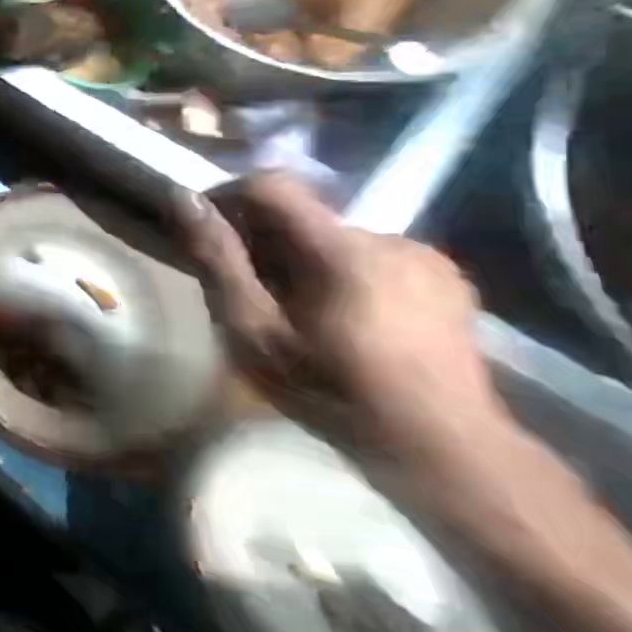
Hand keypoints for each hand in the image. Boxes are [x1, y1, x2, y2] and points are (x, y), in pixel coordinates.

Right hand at [177, 173, 501, 458]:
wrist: (442, 446)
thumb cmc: (329, 388)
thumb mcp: (250, 328)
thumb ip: (217, 259)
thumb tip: (183, 197)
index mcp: (342, 248)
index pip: (271, 185)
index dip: (227, 197)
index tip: (205, 233)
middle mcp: (389, 238)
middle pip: (302, 216)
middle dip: (264, 241)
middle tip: (246, 289)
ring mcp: (426, 258)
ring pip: (335, 238)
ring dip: (304, 259)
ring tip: (295, 309)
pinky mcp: (448, 279)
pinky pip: (372, 256)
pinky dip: (342, 273)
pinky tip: (341, 317)